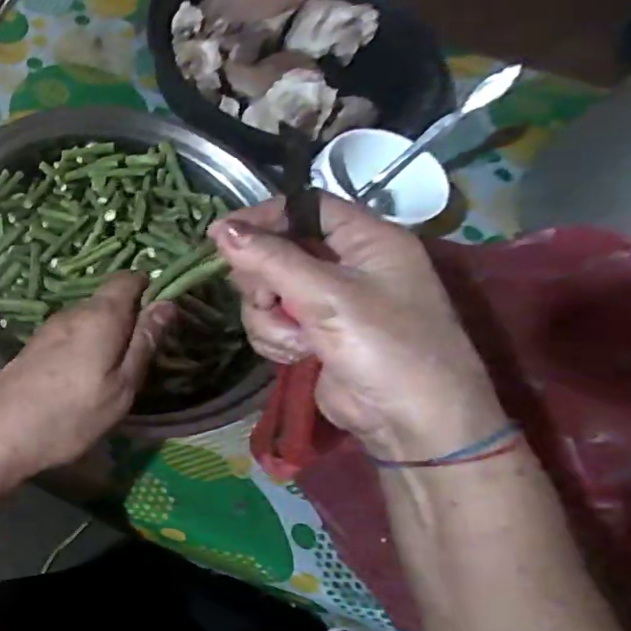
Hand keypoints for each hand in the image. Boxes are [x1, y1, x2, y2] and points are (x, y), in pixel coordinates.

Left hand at [0, 272, 174, 484]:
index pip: (127, 279)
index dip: (148, 289)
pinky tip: (80, 377)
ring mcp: (45, 331)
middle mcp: (69, 314)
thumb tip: (167, 303)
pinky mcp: (30, 349)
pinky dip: (80, 349)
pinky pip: (66, 338)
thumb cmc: (69, 416)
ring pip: (85, 322)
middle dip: (127, 319)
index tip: (162, 316)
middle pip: (106, 302)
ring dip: (102, 337)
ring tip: (111, 371)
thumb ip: (144, 343)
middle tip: (142, 355)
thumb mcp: (121, 387)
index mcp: (98, 316)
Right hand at [209, 196, 505, 459]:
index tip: (220, 235)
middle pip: (275, 252)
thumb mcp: (325, 296)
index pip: (305, 208)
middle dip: (263, 282)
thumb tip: (220, 229)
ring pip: (264, 293)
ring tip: (298, 341)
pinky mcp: (311, 333)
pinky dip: (275, 339)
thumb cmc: (385, 347)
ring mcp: (326, 301)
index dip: (263, 217)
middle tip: (270, 301)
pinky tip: (299, 356)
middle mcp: (346, 265)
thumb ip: (270, 260)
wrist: (411, 421)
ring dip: (269, 319)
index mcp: (367, 241)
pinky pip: (269, 322)